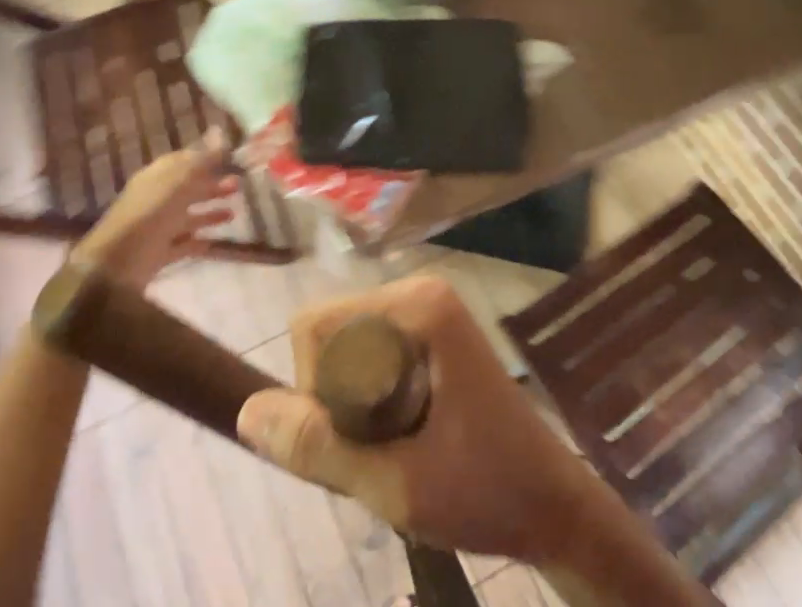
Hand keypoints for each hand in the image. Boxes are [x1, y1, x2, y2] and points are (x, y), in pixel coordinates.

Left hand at [71, 127, 236, 287]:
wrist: (118, 262)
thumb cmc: (150, 214)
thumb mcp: (178, 182)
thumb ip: (201, 160)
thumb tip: (219, 132)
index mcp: (156, 177)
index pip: (183, 161)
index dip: (205, 157)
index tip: (230, 157)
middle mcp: (156, 199)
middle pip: (188, 189)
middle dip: (212, 185)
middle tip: (238, 186)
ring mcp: (157, 227)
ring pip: (188, 216)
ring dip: (210, 213)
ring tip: (233, 213)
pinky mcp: (159, 252)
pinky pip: (182, 244)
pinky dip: (197, 242)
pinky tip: (214, 241)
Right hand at [235, 275, 608, 565]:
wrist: (555, 508)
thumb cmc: (486, 493)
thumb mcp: (394, 484)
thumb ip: (318, 446)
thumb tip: (247, 410)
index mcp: (417, 307)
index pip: (314, 329)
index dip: (316, 393)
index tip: (362, 441)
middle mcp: (419, 293)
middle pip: (324, 335)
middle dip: (334, 401)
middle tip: (383, 451)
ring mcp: (425, 312)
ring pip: (339, 351)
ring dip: (350, 408)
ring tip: (397, 448)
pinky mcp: (428, 335)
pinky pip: (363, 357)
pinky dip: (367, 402)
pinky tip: (405, 437)